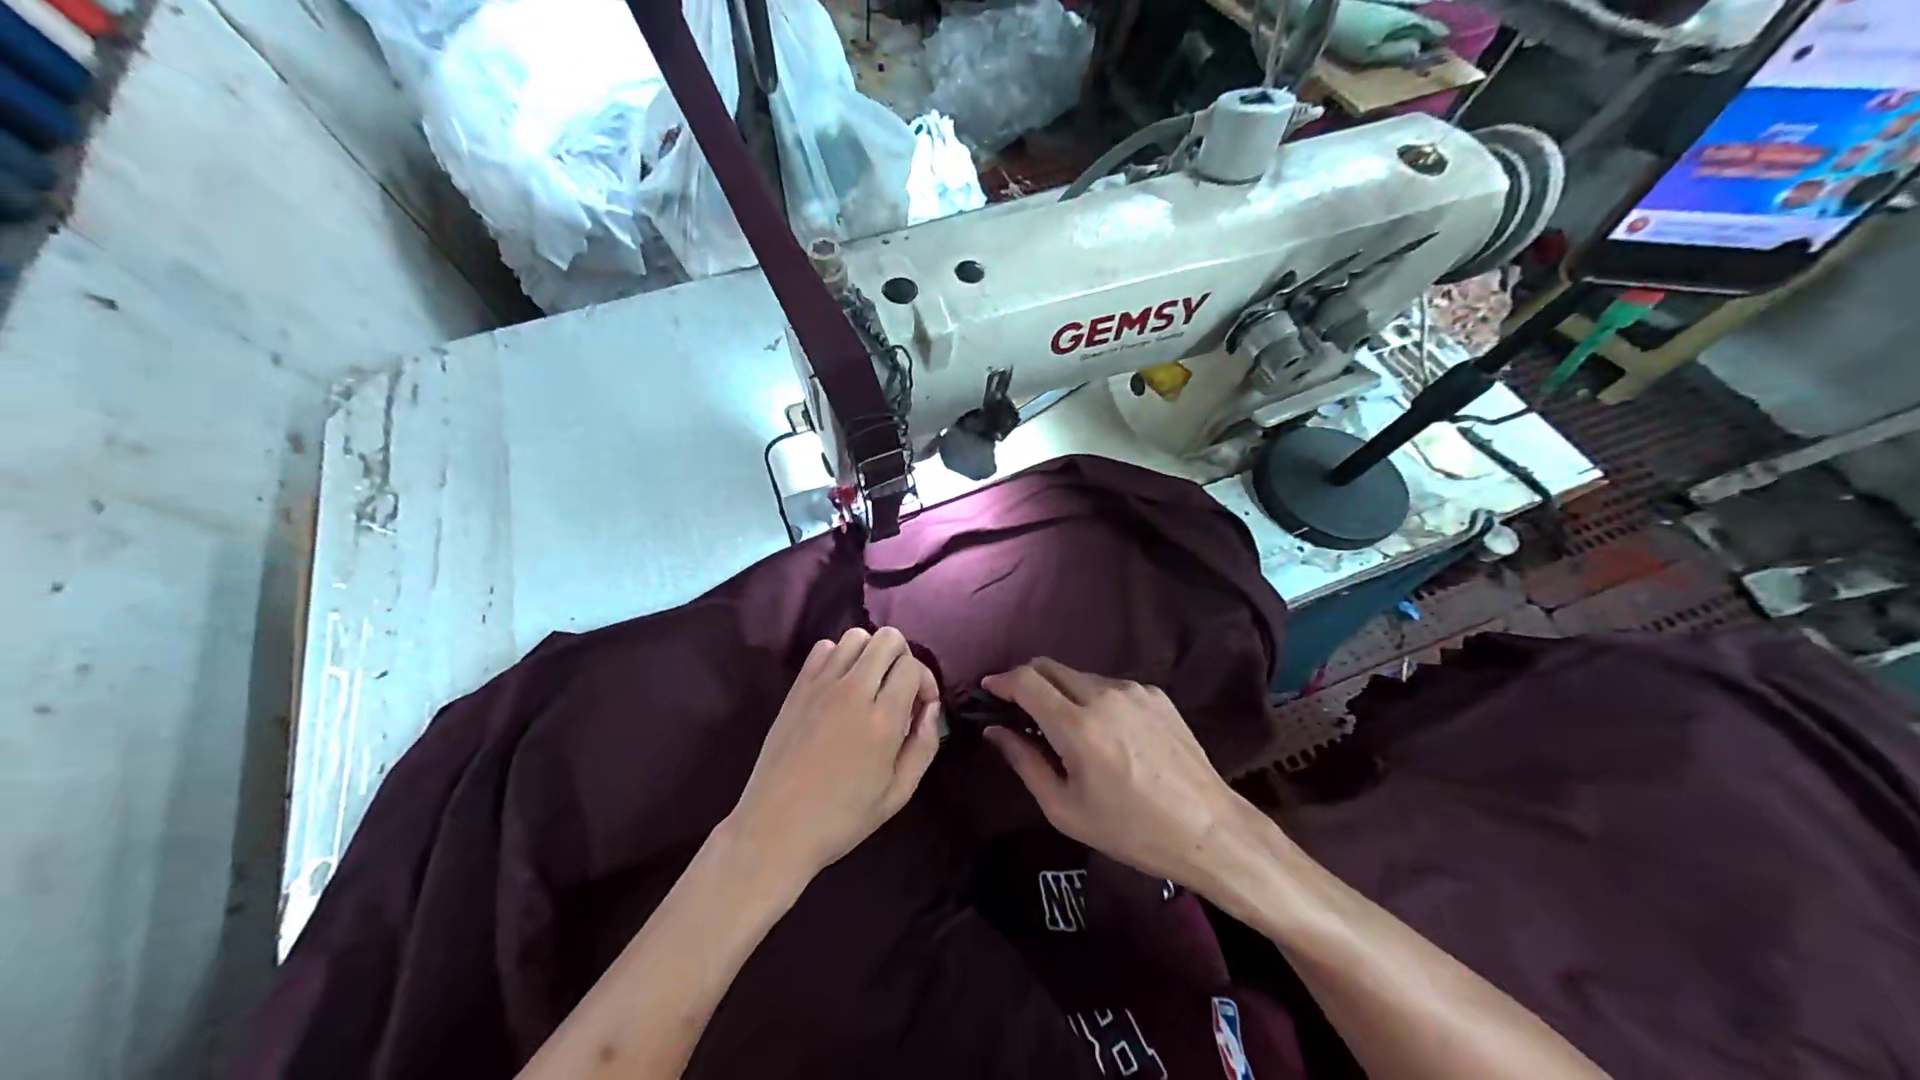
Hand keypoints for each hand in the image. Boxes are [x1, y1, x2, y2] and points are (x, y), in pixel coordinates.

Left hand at [727, 627, 941, 881]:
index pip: (913, 666)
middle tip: (898, 690)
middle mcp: (853, 692)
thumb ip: (924, 745)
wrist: (776, 828)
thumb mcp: (898, 793)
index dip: (925, 681)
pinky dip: (839, 657)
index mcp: (883, 719)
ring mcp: (821, 686)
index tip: (920, 707)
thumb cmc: (843, 818)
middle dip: (903, 658)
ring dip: (871, 653)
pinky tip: (840, 686)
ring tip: (870, 685)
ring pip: (856, 636)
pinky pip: (823, 648)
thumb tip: (932, 708)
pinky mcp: (797, 688)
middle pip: (888, 638)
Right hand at [981, 658, 1263, 890]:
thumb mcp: (1065, 809)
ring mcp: (1134, 690)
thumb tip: (994, 731)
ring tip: (1066, 728)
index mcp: (1077, 725)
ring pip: (1079, 675)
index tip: (988, 690)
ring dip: (1061, 691)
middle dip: (1026, 680)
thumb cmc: (1130, 829)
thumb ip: (1024, 762)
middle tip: (1018, 709)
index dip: (1001, 681)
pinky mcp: (1156, 694)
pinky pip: (1110, 686)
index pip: (1026, 680)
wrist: (1208, 829)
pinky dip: (1093, 699)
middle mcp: (1103, 694)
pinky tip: (1106, 733)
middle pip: (1049, 666)